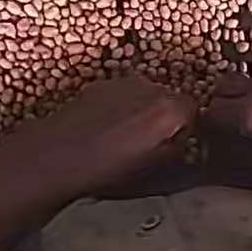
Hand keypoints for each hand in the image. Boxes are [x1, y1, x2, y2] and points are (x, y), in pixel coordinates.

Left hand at [0, 76, 193, 199]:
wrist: (58, 156)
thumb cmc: (110, 167)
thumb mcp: (156, 167)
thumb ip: (178, 149)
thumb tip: (183, 141)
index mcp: (170, 108)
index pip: (193, 110)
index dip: (185, 129)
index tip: (174, 145)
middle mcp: (150, 87)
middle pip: (169, 99)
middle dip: (163, 118)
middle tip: (148, 145)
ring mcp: (123, 83)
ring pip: (144, 95)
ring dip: (140, 112)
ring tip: (122, 139)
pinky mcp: (99, 85)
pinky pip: (121, 94)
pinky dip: (119, 108)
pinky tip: (104, 130)